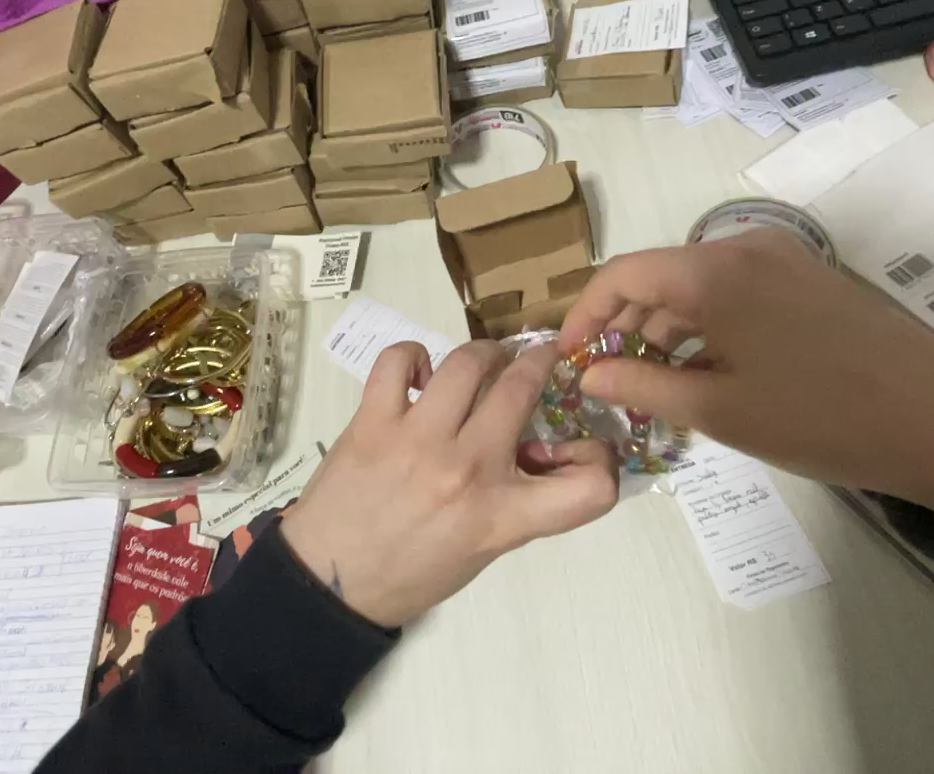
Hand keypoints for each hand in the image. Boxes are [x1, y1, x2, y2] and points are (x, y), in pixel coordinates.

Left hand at [280, 340, 619, 627]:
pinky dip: (415, 356)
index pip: (591, 487)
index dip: (605, 462)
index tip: (588, 445)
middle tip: (537, 359)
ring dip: (486, 352)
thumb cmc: (411, 571)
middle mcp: (465, 469)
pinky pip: (400, 360)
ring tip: (486, 361)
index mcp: (500, 517)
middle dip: (539, 362)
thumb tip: (535, 446)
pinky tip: (421, 376)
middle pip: (523, 388)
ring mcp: (416, 438)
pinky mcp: (373, 419)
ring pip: (468, 361)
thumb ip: (519, 500)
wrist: (329, 581)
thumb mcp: (483, 550)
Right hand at [559, 230, 933, 536]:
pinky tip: (704, 367)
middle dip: (623, 323)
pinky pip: (732, 289)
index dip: (585, 313)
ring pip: (694, 282)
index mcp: (713, 272)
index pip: (621, 273)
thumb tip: (588, 372)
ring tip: (654, 380)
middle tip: (609, 374)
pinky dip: (705, 322)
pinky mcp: (807, 274)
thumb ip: (640, 385)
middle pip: (657, 274)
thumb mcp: (718, 410)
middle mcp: (742, 247)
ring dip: (664, 326)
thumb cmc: (820, 420)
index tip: (570, 357)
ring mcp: (780, 256)